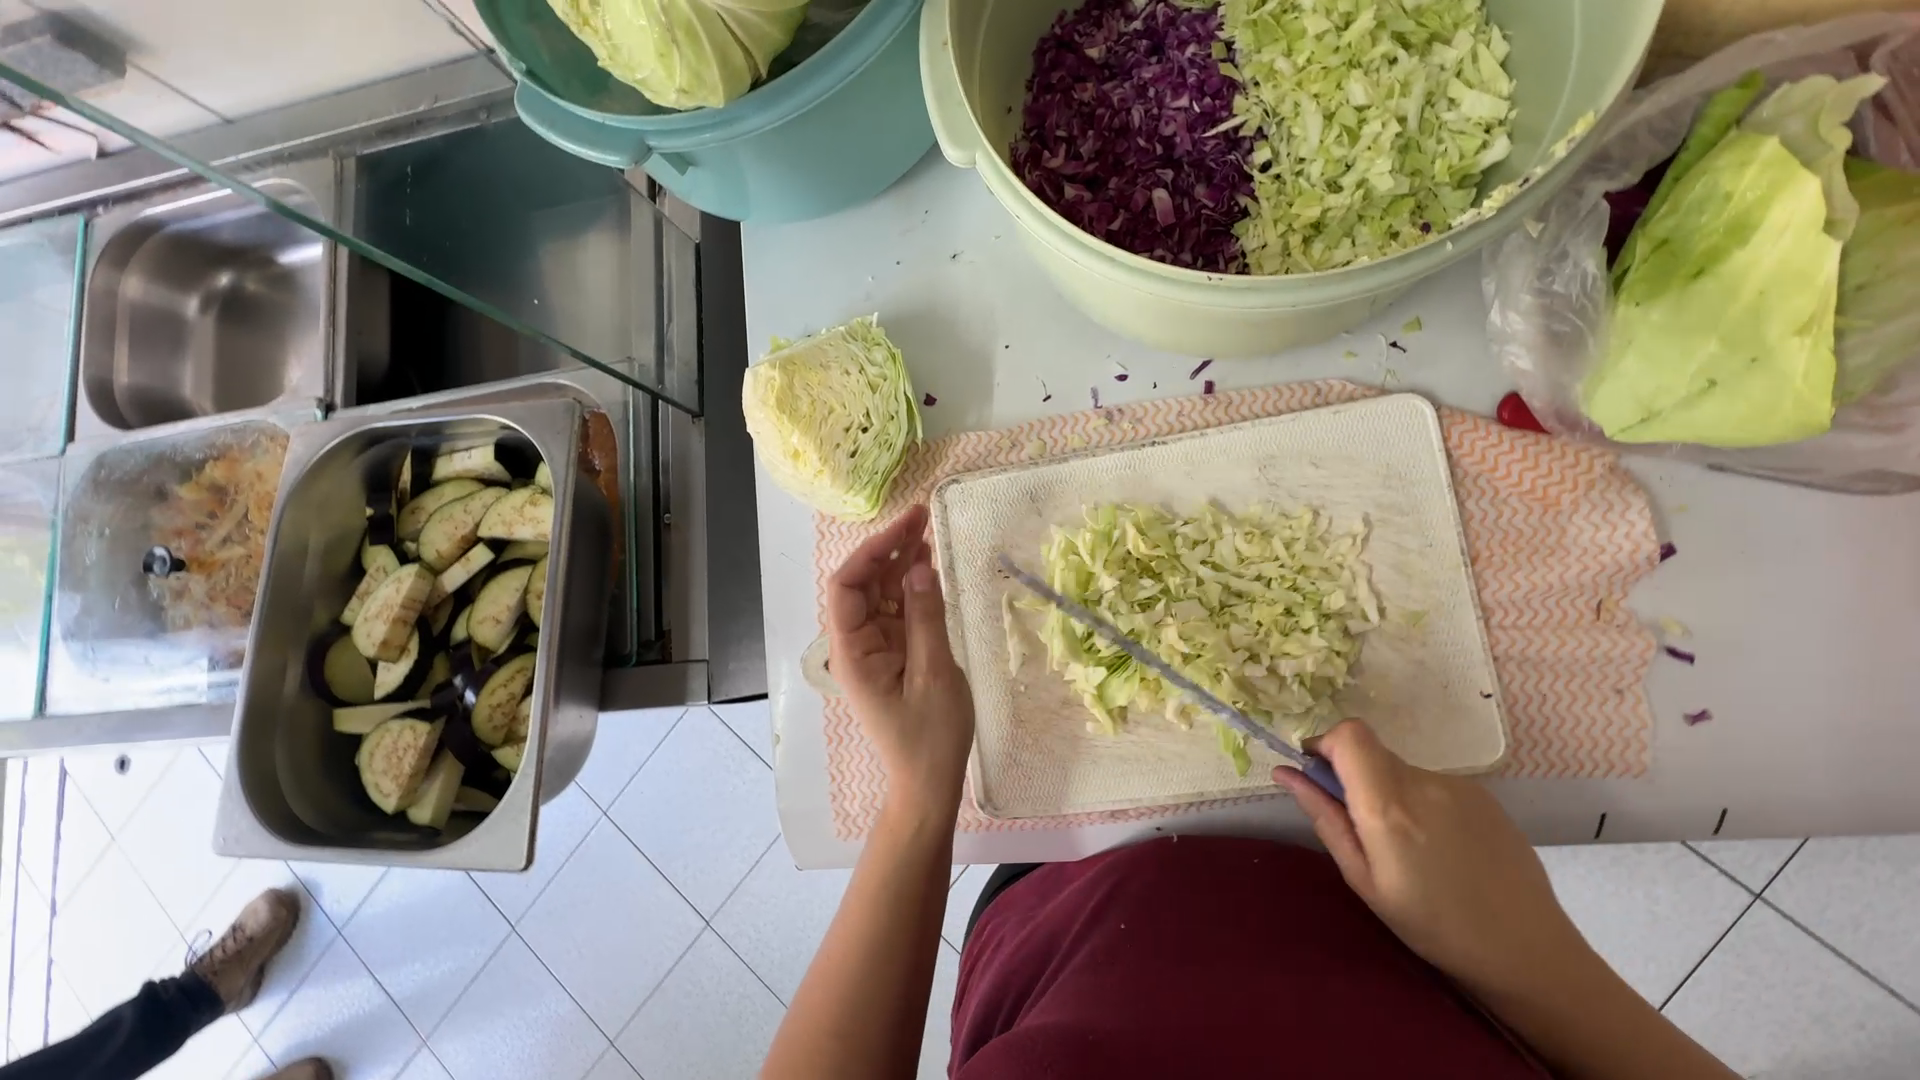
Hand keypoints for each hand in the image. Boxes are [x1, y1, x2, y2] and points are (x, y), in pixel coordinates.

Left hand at [826, 505, 974, 819]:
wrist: (928, 782)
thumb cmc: (929, 736)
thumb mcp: (933, 674)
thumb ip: (926, 618)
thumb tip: (920, 567)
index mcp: (853, 651)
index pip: (846, 587)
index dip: (871, 552)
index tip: (905, 529)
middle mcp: (858, 644)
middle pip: (865, 584)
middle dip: (889, 547)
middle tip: (923, 514)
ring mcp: (877, 648)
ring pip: (883, 594)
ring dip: (902, 562)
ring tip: (928, 529)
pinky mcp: (896, 655)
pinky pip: (900, 612)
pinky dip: (914, 587)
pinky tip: (929, 565)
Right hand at [1274, 720, 1593, 999]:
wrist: (1526, 949)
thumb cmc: (1432, 925)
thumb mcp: (1363, 878)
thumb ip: (1324, 818)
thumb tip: (1285, 772)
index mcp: (1389, 806)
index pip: (1349, 735)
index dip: (1325, 744)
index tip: (1319, 776)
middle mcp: (1424, 783)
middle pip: (1371, 752)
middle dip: (1353, 776)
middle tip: (1361, 828)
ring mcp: (1459, 786)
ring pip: (1400, 770)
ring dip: (1389, 793)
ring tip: (1409, 848)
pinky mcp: (1483, 795)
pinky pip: (1432, 784)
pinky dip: (1420, 803)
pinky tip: (1440, 848)